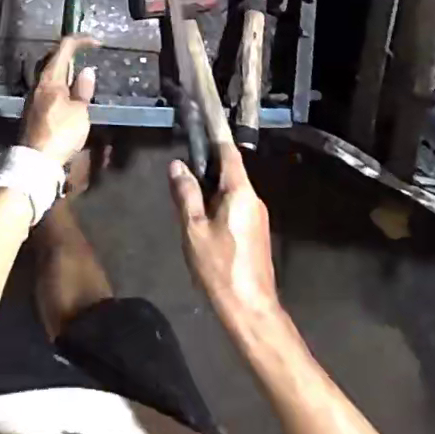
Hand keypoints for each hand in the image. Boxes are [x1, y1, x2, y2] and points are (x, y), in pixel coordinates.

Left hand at [20, 35, 96, 166]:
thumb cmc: (60, 133)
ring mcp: (33, 97)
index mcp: (50, 79)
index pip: (64, 49)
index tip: (97, 43)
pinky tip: (68, 92)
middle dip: (68, 51)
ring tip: (78, 73)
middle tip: (84, 53)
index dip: (81, 41)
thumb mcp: (79, 112)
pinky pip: (46, 86)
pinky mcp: (33, 110)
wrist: (35, 162)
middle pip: (51, 58)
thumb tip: (86, 70)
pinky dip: (59, 82)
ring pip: (47, 73)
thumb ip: (82, 90)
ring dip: (63, 68)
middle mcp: (38, 84)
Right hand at [169, 142, 278, 323]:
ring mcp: (257, 216)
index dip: (214, 136)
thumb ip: (186, 195)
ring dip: (211, 190)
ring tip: (187, 201)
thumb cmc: (220, 268)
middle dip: (207, 167)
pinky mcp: (256, 232)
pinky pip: (236, 207)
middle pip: (230, 171)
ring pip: (232, 191)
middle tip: (182, 171)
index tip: (200, 122)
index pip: (229, 152)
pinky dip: (219, 206)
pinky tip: (202, 223)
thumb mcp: (194, 230)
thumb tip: (177, 165)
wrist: (251, 311)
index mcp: (240, 191)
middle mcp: (253, 197)